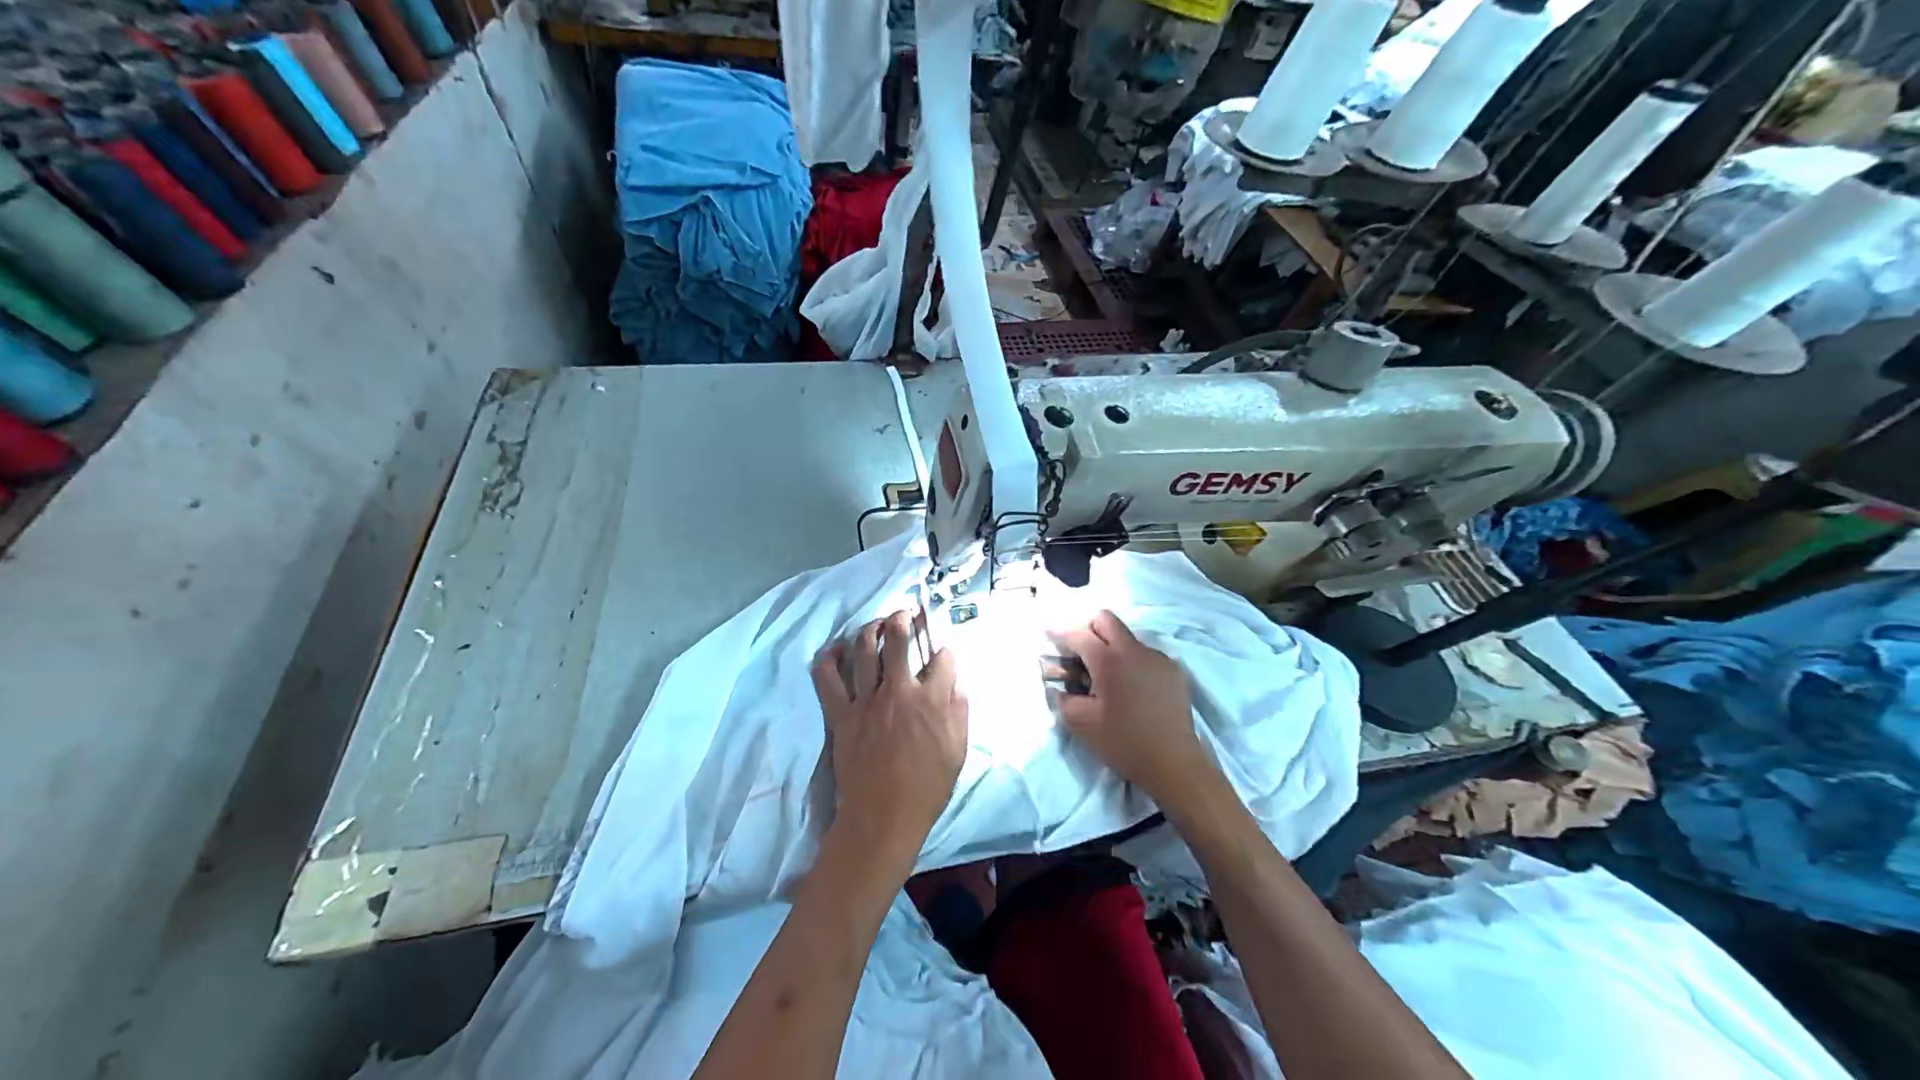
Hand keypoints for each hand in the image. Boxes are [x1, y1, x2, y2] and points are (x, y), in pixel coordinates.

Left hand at [812, 611, 968, 859]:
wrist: (883, 815)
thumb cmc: (926, 787)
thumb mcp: (957, 752)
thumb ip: (958, 714)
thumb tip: (956, 688)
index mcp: (931, 700)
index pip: (942, 660)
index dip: (944, 653)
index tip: (942, 654)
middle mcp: (898, 691)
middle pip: (899, 640)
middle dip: (903, 619)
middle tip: (904, 614)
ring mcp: (866, 700)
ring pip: (865, 650)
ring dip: (870, 629)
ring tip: (875, 624)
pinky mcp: (841, 714)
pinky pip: (827, 679)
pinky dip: (828, 660)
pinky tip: (835, 649)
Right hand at [1053, 611, 1215, 809]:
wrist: (1174, 763)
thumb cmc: (1123, 742)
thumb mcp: (1081, 723)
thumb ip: (1062, 697)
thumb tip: (1058, 684)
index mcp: (1109, 660)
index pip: (1079, 635)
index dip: (1060, 634)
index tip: (1048, 636)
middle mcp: (1135, 650)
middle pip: (1106, 620)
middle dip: (1088, 630)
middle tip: (1078, 654)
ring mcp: (1158, 658)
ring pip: (1127, 638)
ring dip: (1111, 649)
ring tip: (1106, 679)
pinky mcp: (1173, 671)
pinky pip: (1145, 655)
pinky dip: (1131, 663)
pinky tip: (1130, 689)